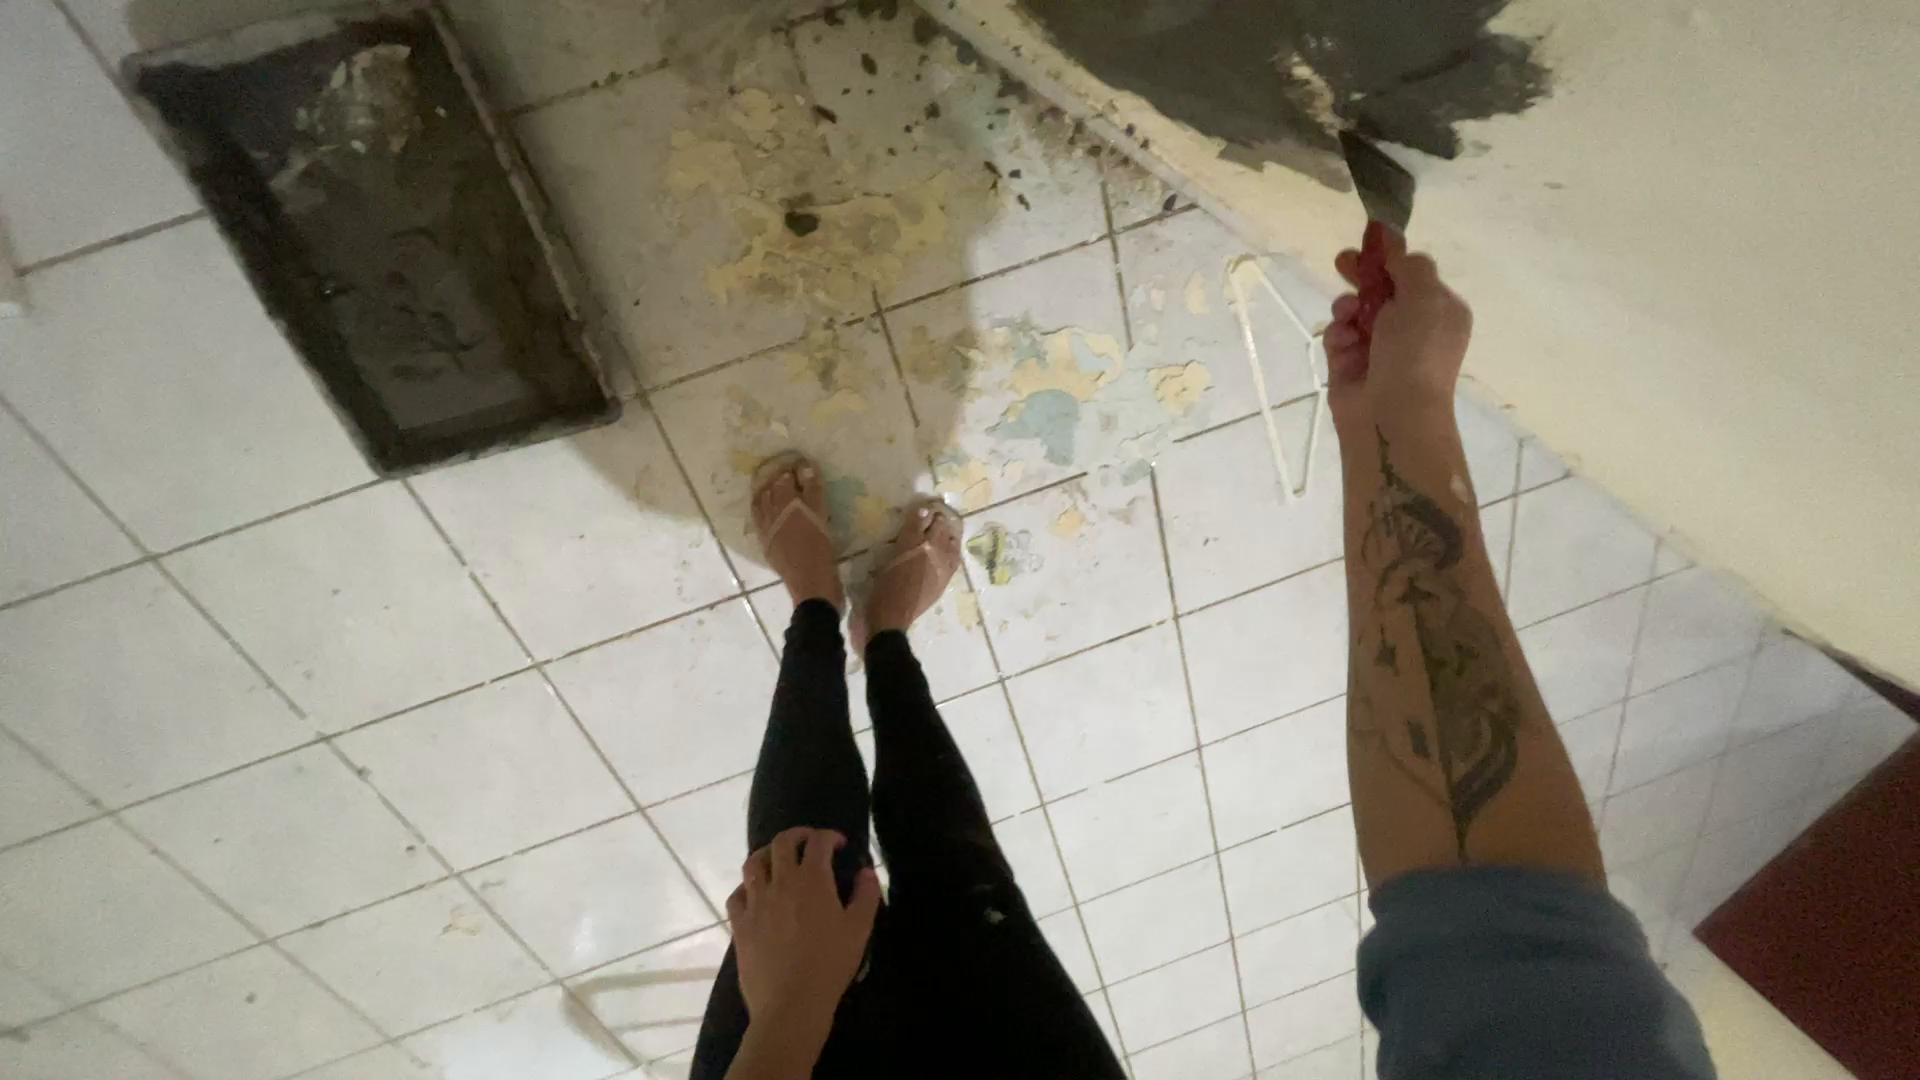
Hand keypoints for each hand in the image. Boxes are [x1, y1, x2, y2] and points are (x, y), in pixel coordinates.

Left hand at [728, 828, 881, 1033]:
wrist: (791, 1005)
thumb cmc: (829, 965)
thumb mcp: (859, 929)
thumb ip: (866, 895)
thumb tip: (866, 872)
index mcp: (812, 879)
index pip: (818, 841)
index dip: (830, 836)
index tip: (839, 844)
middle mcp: (781, 882)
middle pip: (782, 842)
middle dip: (798, 835)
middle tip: (809, 843)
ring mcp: (756, 902)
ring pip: (754, 863)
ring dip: (768, 854)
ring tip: (778, 862)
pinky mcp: (740, 925)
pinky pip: (737, 895)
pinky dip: (747, 887)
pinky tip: (756, 895)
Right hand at [1324, 227, 1472, 433]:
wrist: (1393, 412)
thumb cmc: (1416, 351)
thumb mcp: (1425, 297)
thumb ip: (1409, 266)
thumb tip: (1395, 247)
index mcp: (1438, 310)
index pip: (1410, 275)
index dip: (1388, 258)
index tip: (1366, 244)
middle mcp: (1409, 328)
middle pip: (1379, 292)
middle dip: (1359, 278)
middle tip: (1340, 262)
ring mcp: (1377, 348)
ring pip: (1353, 314)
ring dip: (1345, 309)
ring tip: (1345, 317)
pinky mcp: (1349, 366)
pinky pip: (1337, 340)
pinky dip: (1336, 337)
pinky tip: (1341, 343)